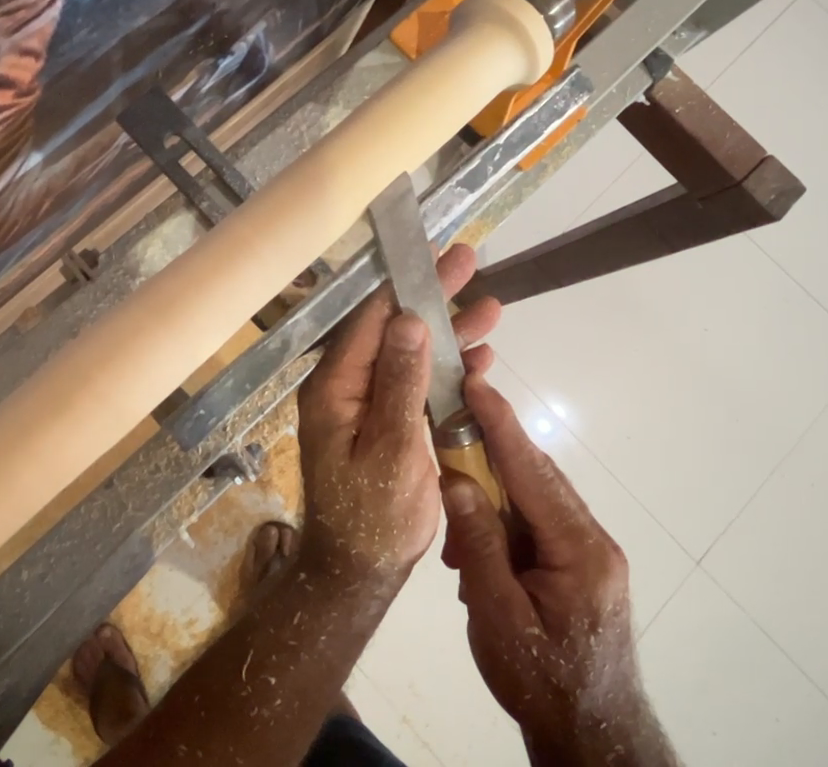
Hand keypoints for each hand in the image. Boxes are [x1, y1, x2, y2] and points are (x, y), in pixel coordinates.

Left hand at [297, 245, 500, 590]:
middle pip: (393, 331)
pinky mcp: (385, 424)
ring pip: (410, 356)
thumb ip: (399, 383)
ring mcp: (366, 405)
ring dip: (448, 335)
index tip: (441, 257)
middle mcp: (347, 387)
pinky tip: (479, 360)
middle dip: (433, 300)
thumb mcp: (390, 449)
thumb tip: (408, 320)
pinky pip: (416, 387)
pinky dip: (447, 373)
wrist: (359, 570)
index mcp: (335, 387)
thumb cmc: (372, 516)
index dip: (409, 286)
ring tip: (491, 309)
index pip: (373, 321)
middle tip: (471, 263)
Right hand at [440, 378, 676, 766]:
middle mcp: (592, 540)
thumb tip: (455, 479)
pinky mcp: (581, 568)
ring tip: (452, 493)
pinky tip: (473, 543)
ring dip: (492, 489)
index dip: (501, 425)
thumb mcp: (498, 616)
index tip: (475, 384)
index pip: (532, 471)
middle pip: (537, 476)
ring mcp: (590, 554)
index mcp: (579, 549)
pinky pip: (536, 523)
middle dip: (492, 446)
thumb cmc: (540, 679)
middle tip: (449, 418)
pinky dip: (502, 519)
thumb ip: (478, 544)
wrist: (591, 735)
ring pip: (535, 498)